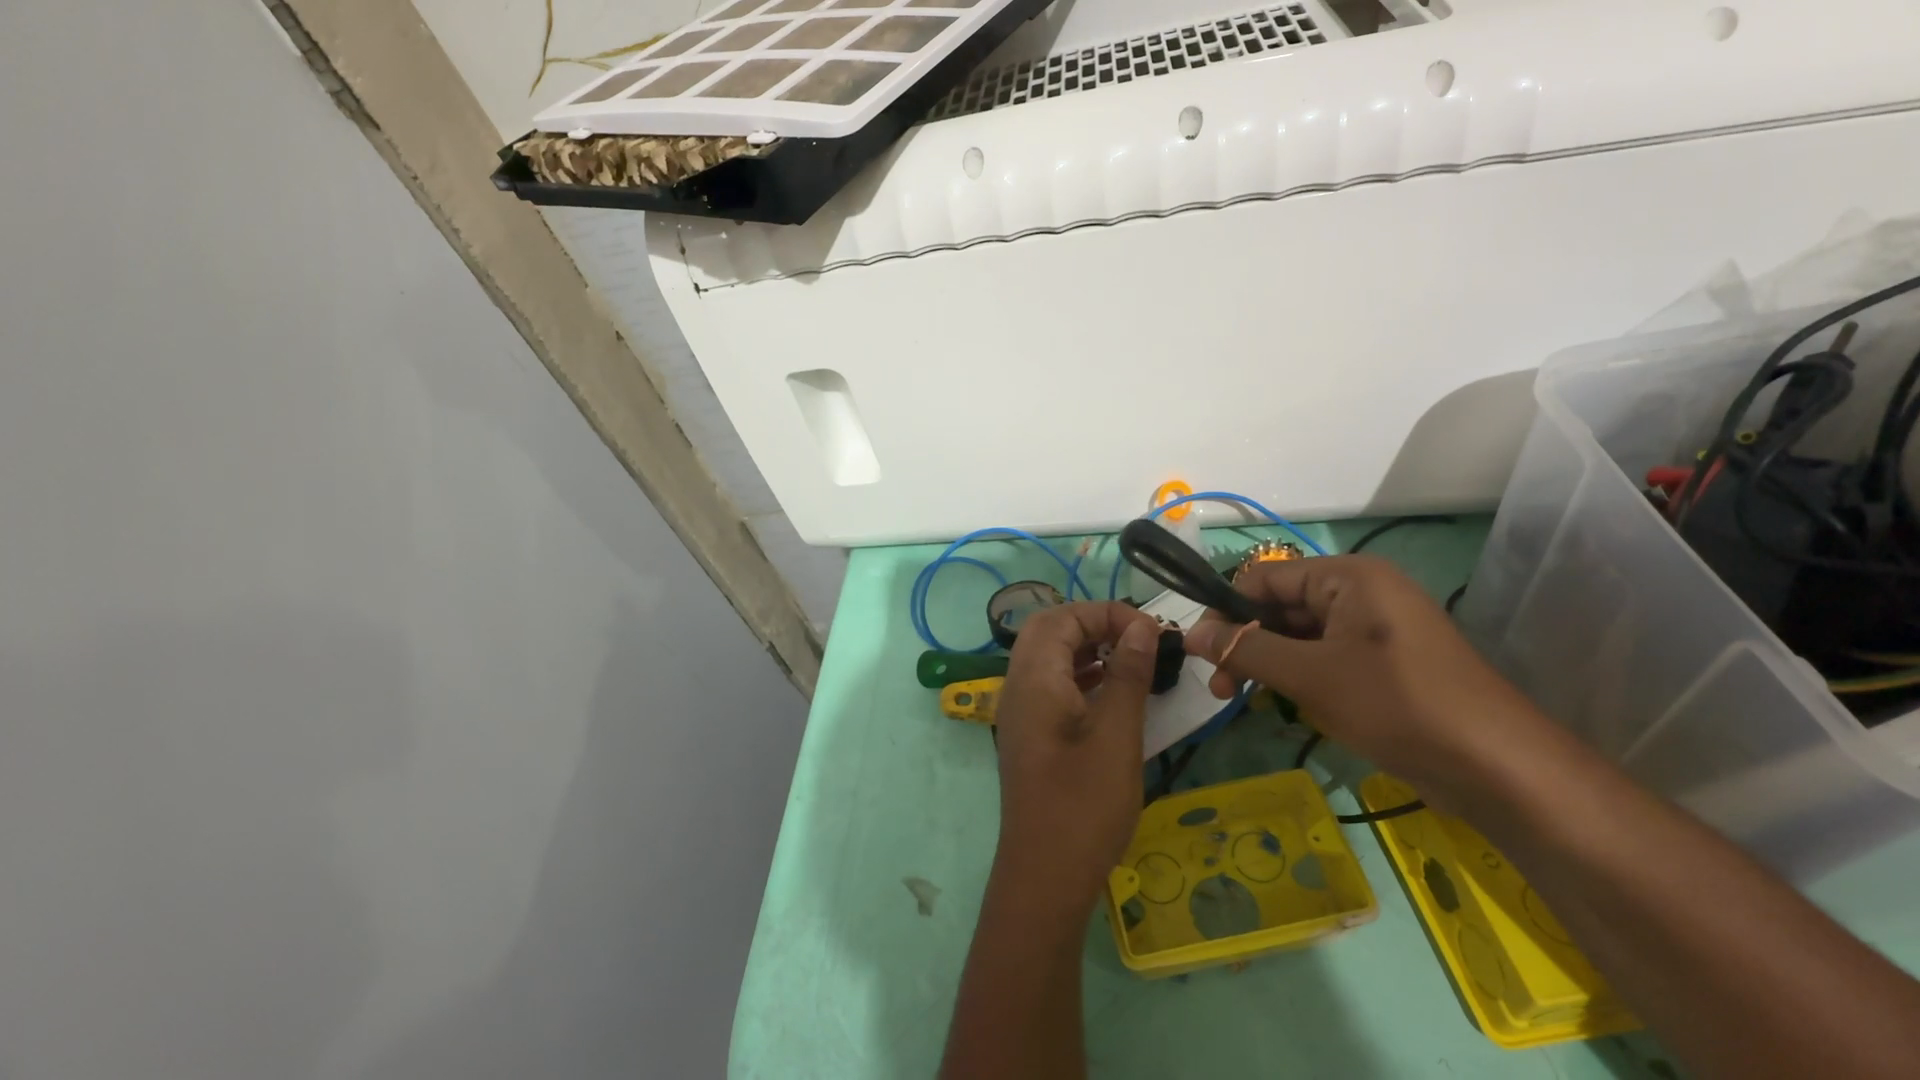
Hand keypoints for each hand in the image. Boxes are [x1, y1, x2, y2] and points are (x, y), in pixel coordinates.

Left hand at [990, 602, 1161, 917]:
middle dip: (1093, 623)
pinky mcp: (1031, 736)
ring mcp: (1020, 713)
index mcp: (1033, 680)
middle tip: (1139, 637)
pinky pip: (1051, 686)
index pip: (1061, 617)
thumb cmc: (1084, 806)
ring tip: (1133, 657)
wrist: (1045, 875)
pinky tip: (1114, 690)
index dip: (1105, 612)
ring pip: (1048, 658)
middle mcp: (1017, 688)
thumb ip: (1128, 676)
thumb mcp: (1117, 736)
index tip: (1151, 629)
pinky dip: (1081, 675)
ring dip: (1087, 647)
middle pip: (1048, 631)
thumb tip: (1142, 627)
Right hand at [1182, 555, 1552, 813]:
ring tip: (1245, 702)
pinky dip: (1300, 678)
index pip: (1263, 579)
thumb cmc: (1396, 704)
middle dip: (1246, 643)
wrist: (1493, 764)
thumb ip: (1246, 649)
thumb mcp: (1310, 676)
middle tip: (1221, 690)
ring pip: (1301, 637)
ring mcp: (1376, 631)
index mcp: (1348, 577)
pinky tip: (1287, 707)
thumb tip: (1189, 634)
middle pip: (1281, 607)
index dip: (1226, 612)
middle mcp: (1362, 593)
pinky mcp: (1386, 666)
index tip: (1201, 655)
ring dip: (1269, 665)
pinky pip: (1327, 659)